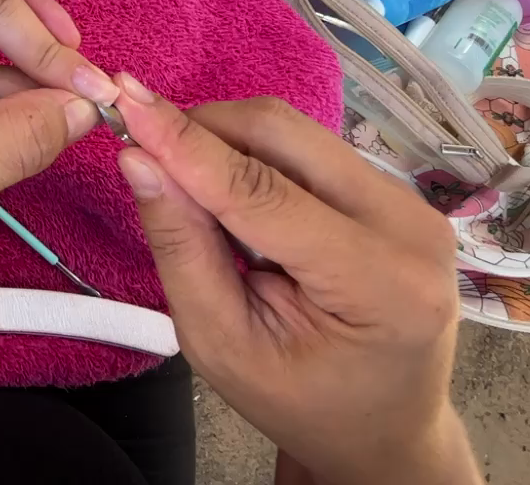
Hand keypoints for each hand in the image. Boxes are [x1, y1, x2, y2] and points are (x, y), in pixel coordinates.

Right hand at [109, 80, 480, 484]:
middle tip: (147, 152)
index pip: (259, 190)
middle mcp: (407, 225)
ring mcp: (406, 200)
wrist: (385, 430)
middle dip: (199, 129)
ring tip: (192, 191)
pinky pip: (299, 142)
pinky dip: (245, 151)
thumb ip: (180, 246)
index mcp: (378, 285)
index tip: (121, 99)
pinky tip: (232, 196)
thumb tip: (137, 159)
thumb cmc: (299, 401)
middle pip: (279, 131)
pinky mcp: (391, 188)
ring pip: (286, 128)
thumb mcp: (219, 343)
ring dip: (220, 139)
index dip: (183, 142)